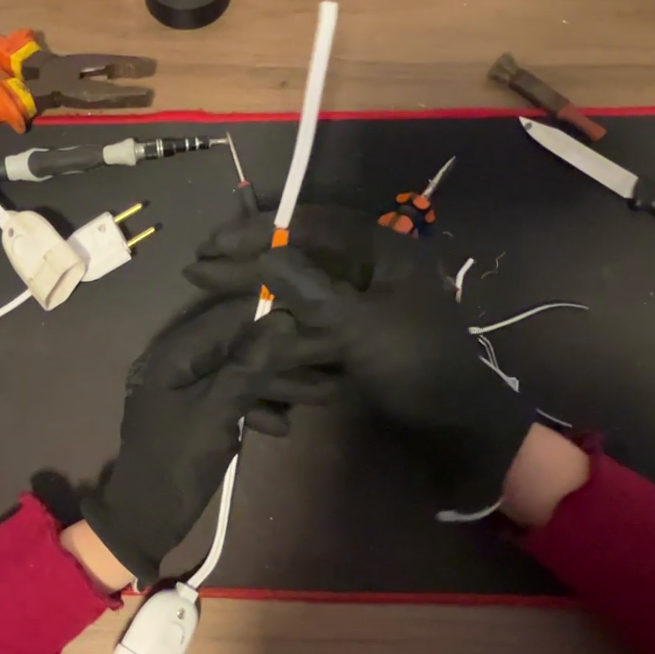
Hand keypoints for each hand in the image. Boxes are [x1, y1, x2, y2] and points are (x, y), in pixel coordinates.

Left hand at [82, 298, 336, 584]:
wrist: (147, 518)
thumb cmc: (177, 461)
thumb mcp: (216, 411)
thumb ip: (248, 365)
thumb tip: (284, 321)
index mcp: (174, 355)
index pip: (228, 317)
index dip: (270, 314)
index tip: (315, 314)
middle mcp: (181, 364)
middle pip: (239, 347)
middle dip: (283, 355)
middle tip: (329, 356)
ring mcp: (190, 391)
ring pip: (241, 376)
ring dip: (279, 385)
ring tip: (325, 393)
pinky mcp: (199, 416)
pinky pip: (233, 401)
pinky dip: (257, 409)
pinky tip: (283, 426)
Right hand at [185, 206, 537, 515]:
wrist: (456, 426)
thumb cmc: (419, 369)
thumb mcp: (366, 329)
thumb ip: (314, 294)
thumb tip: (265, 257)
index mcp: (381, 252)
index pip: (310, 226)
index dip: (259, 231)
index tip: (214, 244)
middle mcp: (367, 269)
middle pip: (298, 255)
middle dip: (249, 261)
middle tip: (198, 266)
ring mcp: (359, 303)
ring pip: (298, 288)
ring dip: (257, 290)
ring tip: (210, 287)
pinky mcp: (351, 334)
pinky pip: (306, 320)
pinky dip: (278, 321)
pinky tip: (246, 322)